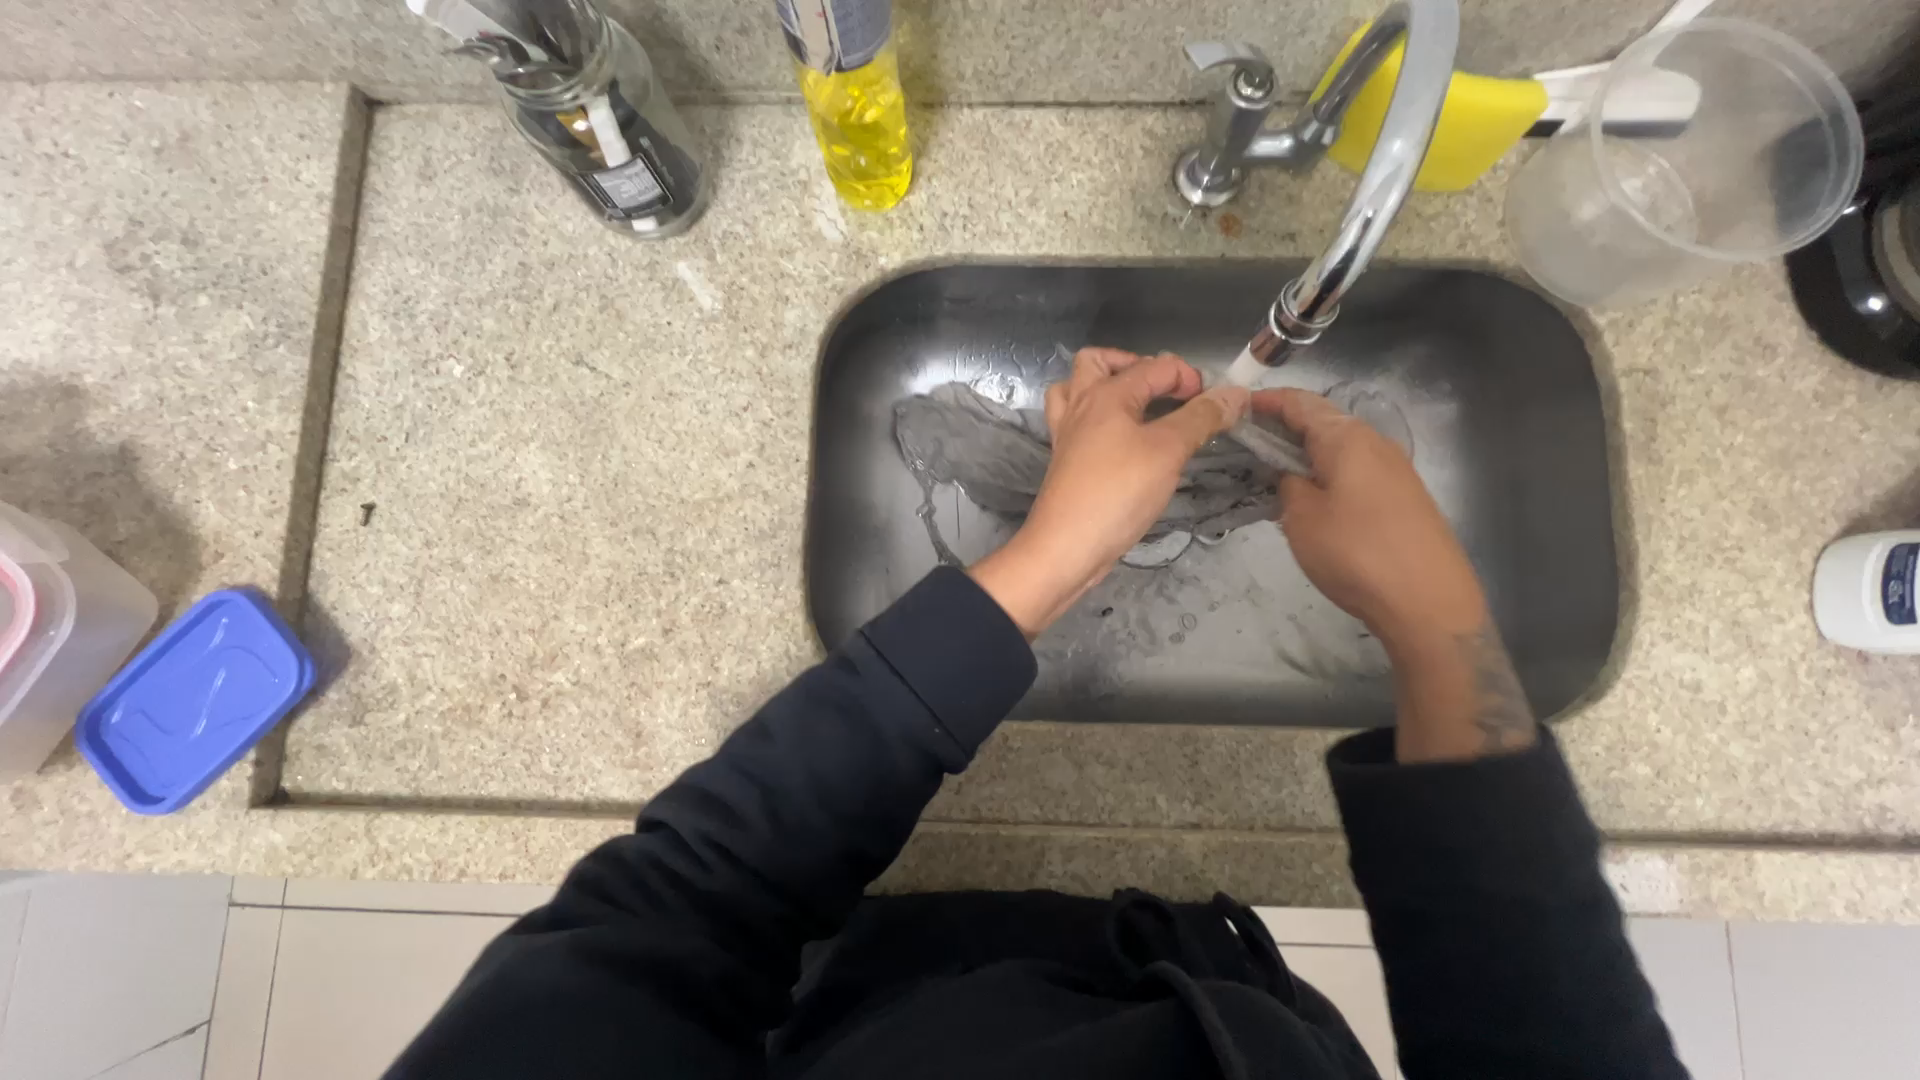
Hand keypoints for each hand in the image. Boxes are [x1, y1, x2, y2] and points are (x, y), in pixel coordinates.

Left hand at [969, 348, 1248, 637]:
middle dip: (1137, 366)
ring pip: (1078, 390)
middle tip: (1166, 392)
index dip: (1191, 379)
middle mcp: (1080, 406)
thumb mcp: (1168, 451)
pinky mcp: (1066, 461)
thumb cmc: (1117, 493)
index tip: (1214, 408)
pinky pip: (1077, 422)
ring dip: (1106, 387)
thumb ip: (1200, 418)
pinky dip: (1099, 420)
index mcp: (1105, 394)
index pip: (1156, 366)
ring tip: (1137, 407)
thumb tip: (1235, 393)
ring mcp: (1068, 434)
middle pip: (1098, 362)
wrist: (1066, 547)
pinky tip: (1121, 440)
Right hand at [1255, 388, 1486, 648]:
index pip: (1300, 403)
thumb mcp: (1301, 517)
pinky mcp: (1402, 496)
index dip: (1266, 402)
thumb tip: (1291, 473)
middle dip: (1283, 426)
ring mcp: (1393, 469)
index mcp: (1346, 438)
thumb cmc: (1355, 552)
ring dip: (1304, 451)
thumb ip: (1288, 484)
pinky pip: (1354, 469)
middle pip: (1322, 420)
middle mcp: (1374, 443)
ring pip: (1339, 447)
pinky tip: (1309, 496)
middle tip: (1245, 444)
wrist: (1427, 601)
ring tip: (1270, 471)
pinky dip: (1325, 471)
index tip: (1234, 409)